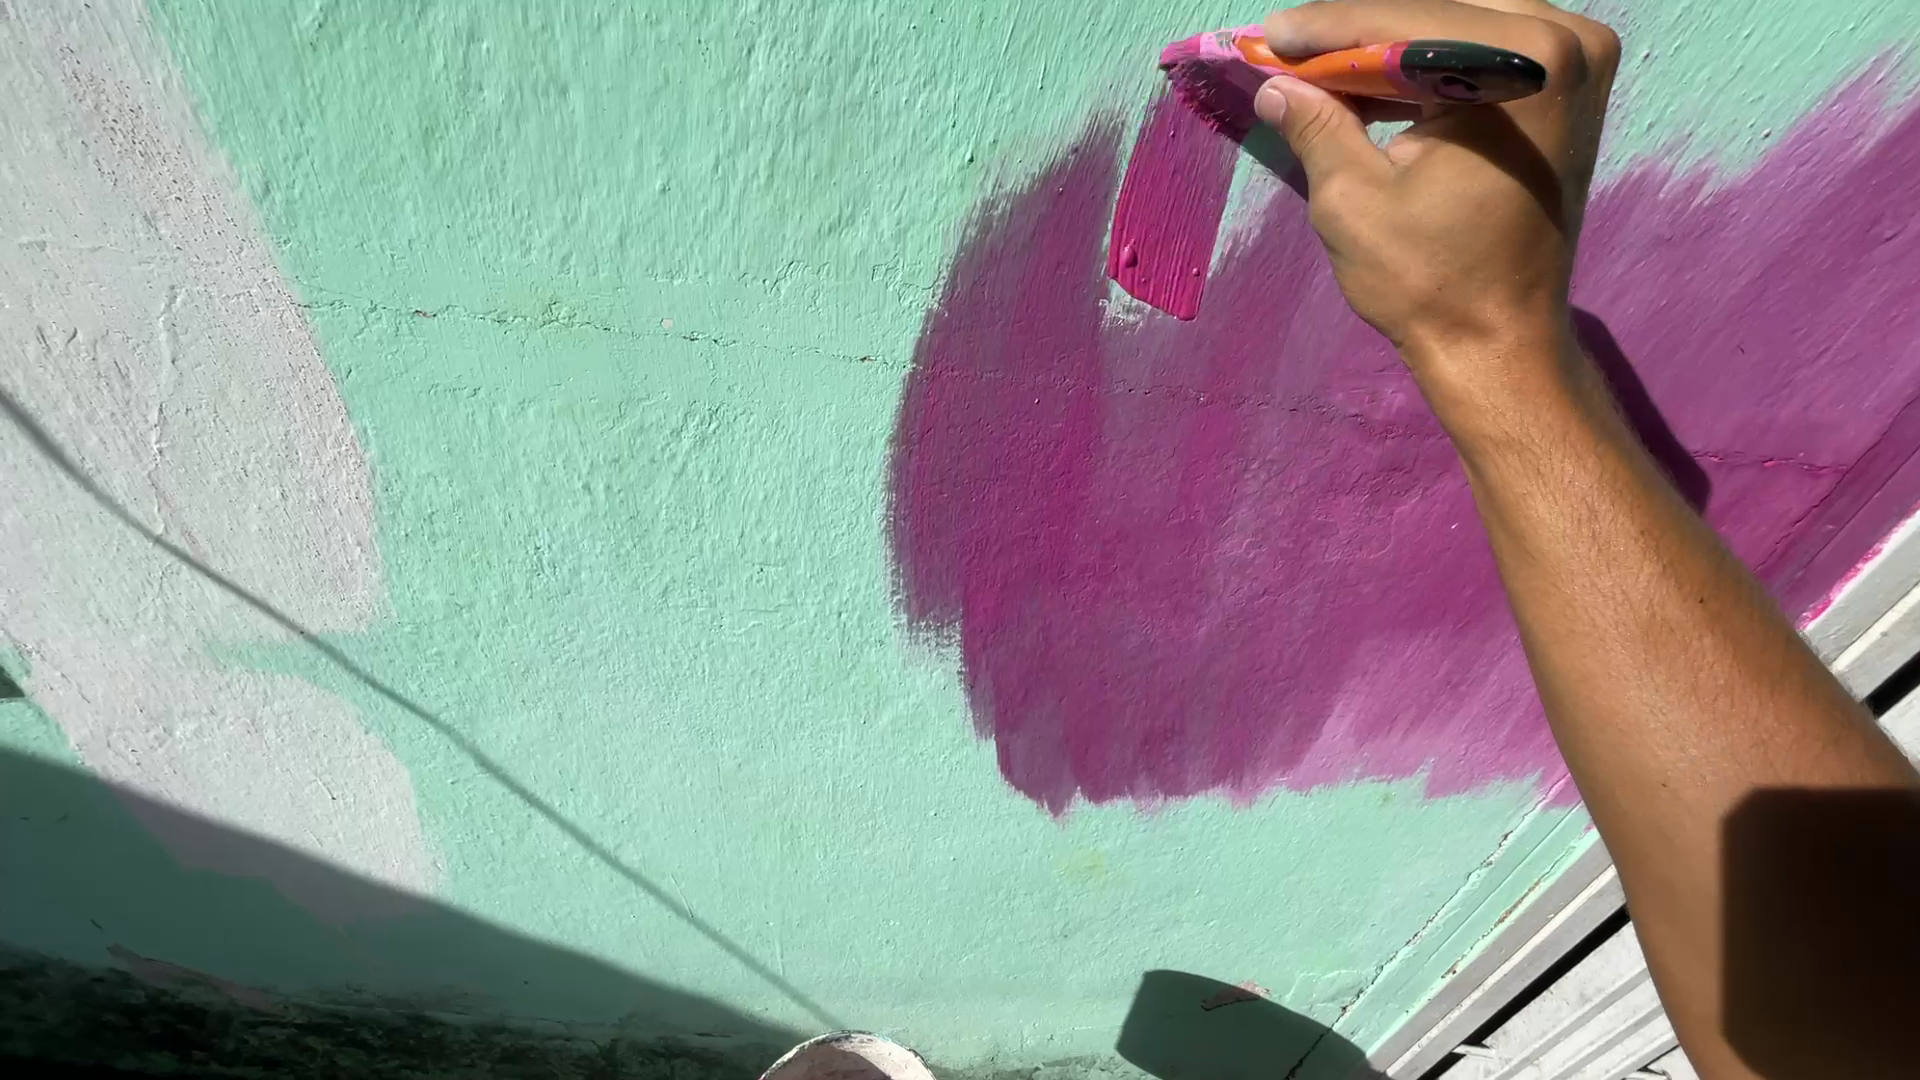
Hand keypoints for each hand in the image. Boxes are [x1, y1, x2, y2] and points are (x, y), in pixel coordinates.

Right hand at [1254, 0, 1619, 378]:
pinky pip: (1479, 54)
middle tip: (1285, 51)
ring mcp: (1574, 61)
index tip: (1265, 34)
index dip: (1323, 28)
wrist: (1496, 337)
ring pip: (1454, 28)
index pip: (1399, 23)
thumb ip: (1318, 128)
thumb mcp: (1352, 202)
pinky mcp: (1564, 89)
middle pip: (1432, 14)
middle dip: (1352, 34)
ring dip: (1383, 49)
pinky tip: (1369, 86)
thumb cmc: (1426, 280)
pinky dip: (1421, 68)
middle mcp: (1563, 42)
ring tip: (1316, 70)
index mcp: (1518, 64)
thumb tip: (1274, 84)